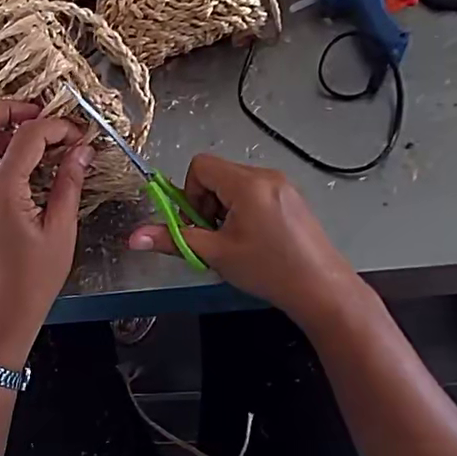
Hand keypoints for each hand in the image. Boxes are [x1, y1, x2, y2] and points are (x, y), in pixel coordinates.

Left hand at [0, 101, 91, 366]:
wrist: (5, 311)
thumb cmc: (35, 278)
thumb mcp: (62, 230)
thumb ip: (69, 184)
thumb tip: (82, 150)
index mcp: (3, 193)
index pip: (26, 138)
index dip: (55, 127)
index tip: (77, 135)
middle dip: (7, 110)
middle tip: (38, 114)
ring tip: (14, 132)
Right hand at [127, 154, 366, 325]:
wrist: (321, 289)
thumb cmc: (269, 270)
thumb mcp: (215, 254)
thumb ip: (172, 240)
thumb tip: (134, 238)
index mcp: (247, 184)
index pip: (200, 166)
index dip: (190, 194)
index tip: (197, 224)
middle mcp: (266, 176)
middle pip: (217, 174)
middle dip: (206, 204)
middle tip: (214, 237)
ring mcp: (283, 186)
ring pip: (235, 185)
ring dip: (224, 209)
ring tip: (235, 241)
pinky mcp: (292, 199)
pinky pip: (255, 193)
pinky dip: (243, 211)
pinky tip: (253, 241)